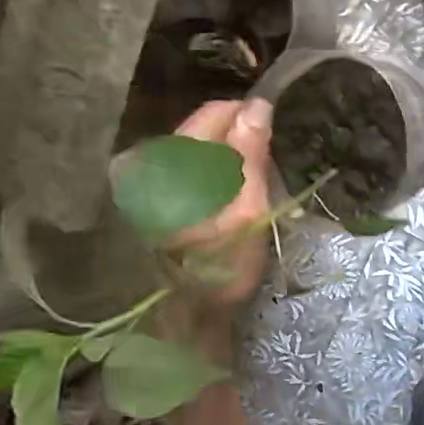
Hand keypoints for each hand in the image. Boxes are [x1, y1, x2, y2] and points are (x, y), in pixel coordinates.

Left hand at [167, 98, 274, 307]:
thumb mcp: (247, 212)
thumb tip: (258, 106)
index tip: (275, 137)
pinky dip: (215, 176)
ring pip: (199, 149)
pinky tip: (228, 200)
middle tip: (266, 172)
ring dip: (228, 160)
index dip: (250, 118)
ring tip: (249, 189)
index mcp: (172, 163)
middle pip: (205, 129)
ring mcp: (148, 180)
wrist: (188, 317)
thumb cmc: (221, 268)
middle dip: (239, 143)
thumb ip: (250, 156)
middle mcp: (151, 162)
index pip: (214, 114)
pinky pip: (191, 169)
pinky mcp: (151, 196)